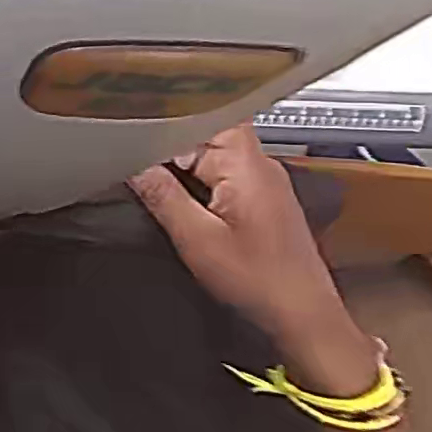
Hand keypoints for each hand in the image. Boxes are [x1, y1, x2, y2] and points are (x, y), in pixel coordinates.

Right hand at [126, 124, 345, 340]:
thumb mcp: (196, 238)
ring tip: (143, 167)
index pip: (203, 115)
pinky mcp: (255, 196)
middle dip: (165, 137)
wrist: (303, 316)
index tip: (132, 121)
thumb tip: (129, 161)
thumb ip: (161, 193)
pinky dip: (190, 176)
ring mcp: (258, 179)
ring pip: (207, 150)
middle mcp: (257, 164)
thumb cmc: (258, 280)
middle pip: (204, 129)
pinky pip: (216, 170)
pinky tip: (171, 190)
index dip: (166, 115)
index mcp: (246, 165)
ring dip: (176, 159)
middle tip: (128, 148)